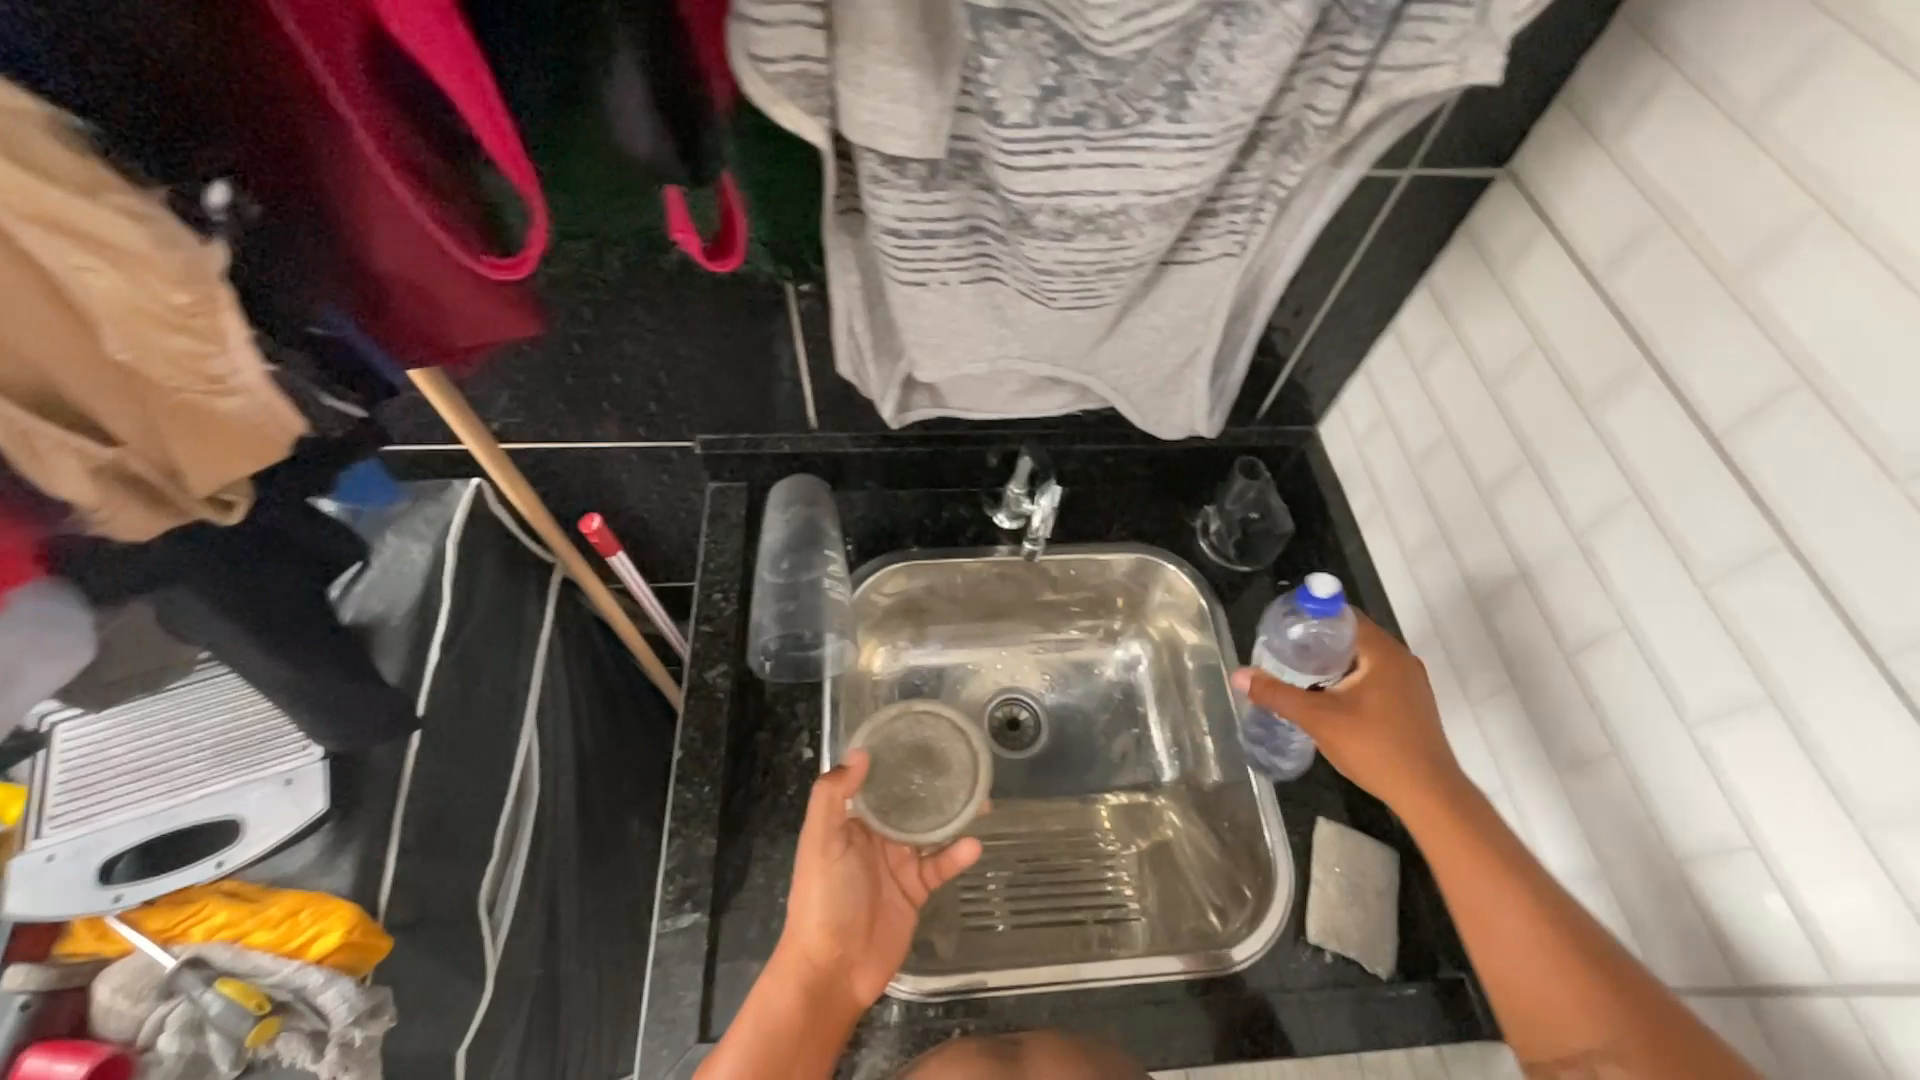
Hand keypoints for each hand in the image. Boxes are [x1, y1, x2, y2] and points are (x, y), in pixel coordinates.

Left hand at [776, 749, 983, 1009]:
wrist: (834, 968)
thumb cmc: (824, 898)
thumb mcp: (821, 841)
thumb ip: (834, 796)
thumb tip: (861, 753)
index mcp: (850, 822)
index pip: (875, 782)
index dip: (895, 762)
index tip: (923, 736)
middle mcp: (875, 838)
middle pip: (908, 804)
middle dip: (933, 787)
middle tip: (965, 768)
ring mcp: (897, 864)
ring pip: (930, 832)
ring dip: (953, 817)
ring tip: (982, 800)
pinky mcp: (915, 890)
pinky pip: (940, 865)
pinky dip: (956, 855)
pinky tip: (973, 845)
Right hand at [1232, 611, 1466, 813]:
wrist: (1428, 793)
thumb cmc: (1374, 747)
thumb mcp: (1317, 719)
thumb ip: (1277, 694)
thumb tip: (1239, 674)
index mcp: (1382, 652)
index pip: (1343, 615)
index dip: (1310, 616)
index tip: (1283, 629)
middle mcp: (1400, 659)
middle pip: (1351, 636)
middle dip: (1316, 642)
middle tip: (1283, 653)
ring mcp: (1410, 682)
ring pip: (1363, 660)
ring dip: (1333, 664)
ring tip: (1299, 675)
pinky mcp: (1411, 703)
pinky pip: (1375, 678)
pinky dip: (1349, 680)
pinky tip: (1329, 699)